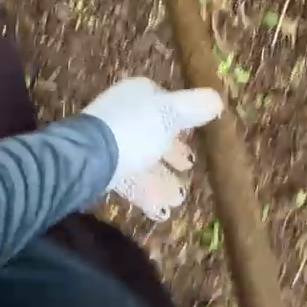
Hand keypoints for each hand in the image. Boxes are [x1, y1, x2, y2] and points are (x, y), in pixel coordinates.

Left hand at [81, 77, 222, 219]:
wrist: (90, 157)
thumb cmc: (135, 129)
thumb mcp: (171, 114)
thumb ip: (194, 107)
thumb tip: (217, 98)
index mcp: (137, 95)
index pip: (163, 102)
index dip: (181, 119)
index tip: (196, 136)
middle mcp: (123, 114)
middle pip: (153, 133)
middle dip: (172, 153)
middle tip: (188, 169)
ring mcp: (110, 141)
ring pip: (142, 159)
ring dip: (162, 179)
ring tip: (178, 199)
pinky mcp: (102, 167)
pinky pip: (129, 178)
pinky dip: (147, 193)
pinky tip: (161, 211)